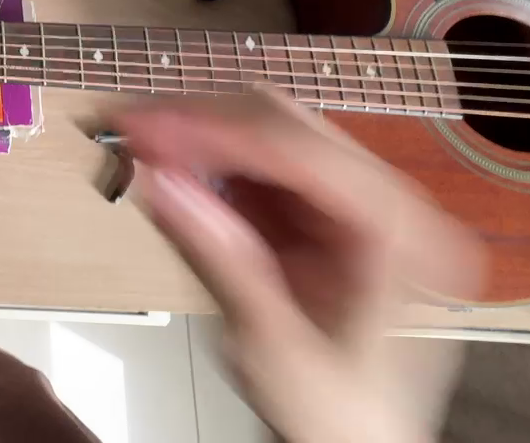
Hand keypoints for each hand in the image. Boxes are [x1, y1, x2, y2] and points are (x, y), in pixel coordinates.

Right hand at [117, 91, 481, 442]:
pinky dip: (198, 150)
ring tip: (136, 139)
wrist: (351, 439)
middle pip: (279, 122)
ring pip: (257, 125)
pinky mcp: (307, 199)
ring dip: (193, 128)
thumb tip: (157, 180)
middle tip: (128, 128)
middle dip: (197, 119)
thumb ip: (220, 258)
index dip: (213, 129)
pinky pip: (245, 153)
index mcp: (401, 234)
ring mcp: (344, 194)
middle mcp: (382, 198)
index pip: (299, 152)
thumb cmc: (333, 412)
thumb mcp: (274, 347)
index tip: (141, 125)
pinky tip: (162, 159)